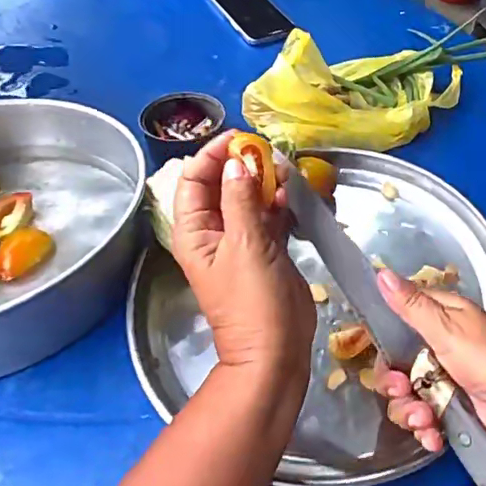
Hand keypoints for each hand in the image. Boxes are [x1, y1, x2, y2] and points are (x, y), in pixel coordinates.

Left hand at [169, 131, 312, 377]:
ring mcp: (242, 241)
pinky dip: (278, 203)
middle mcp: (214, 232)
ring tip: (283, 170)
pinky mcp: (266, 250)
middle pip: (221, 186)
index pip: (193, 181)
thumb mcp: (246, 244)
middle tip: (267, 152)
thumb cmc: (253, 299)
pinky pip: (268, 216)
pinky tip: (291, 194)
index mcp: (195, 232)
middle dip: (241, 165)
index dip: (212, 156)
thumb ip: (241, 200)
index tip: (239, 138)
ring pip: (247, 198)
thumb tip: (237, 162)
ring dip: (263, 182)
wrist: (275, 347)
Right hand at [370, 269, 485, 457]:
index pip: (397, 324)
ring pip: (407, 397)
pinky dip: (426, 430)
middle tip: (404, 392)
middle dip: (395, 386)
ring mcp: (444, 380)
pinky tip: (433, 436)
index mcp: (440, 318)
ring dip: (410, 413)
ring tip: (425, 420)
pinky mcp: (451, 408)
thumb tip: (381, 273)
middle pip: (396, 367)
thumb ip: (413, 305)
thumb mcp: (448, 327)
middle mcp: (438, 347)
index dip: (385, 344)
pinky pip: (424, 419)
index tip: (386, 361)